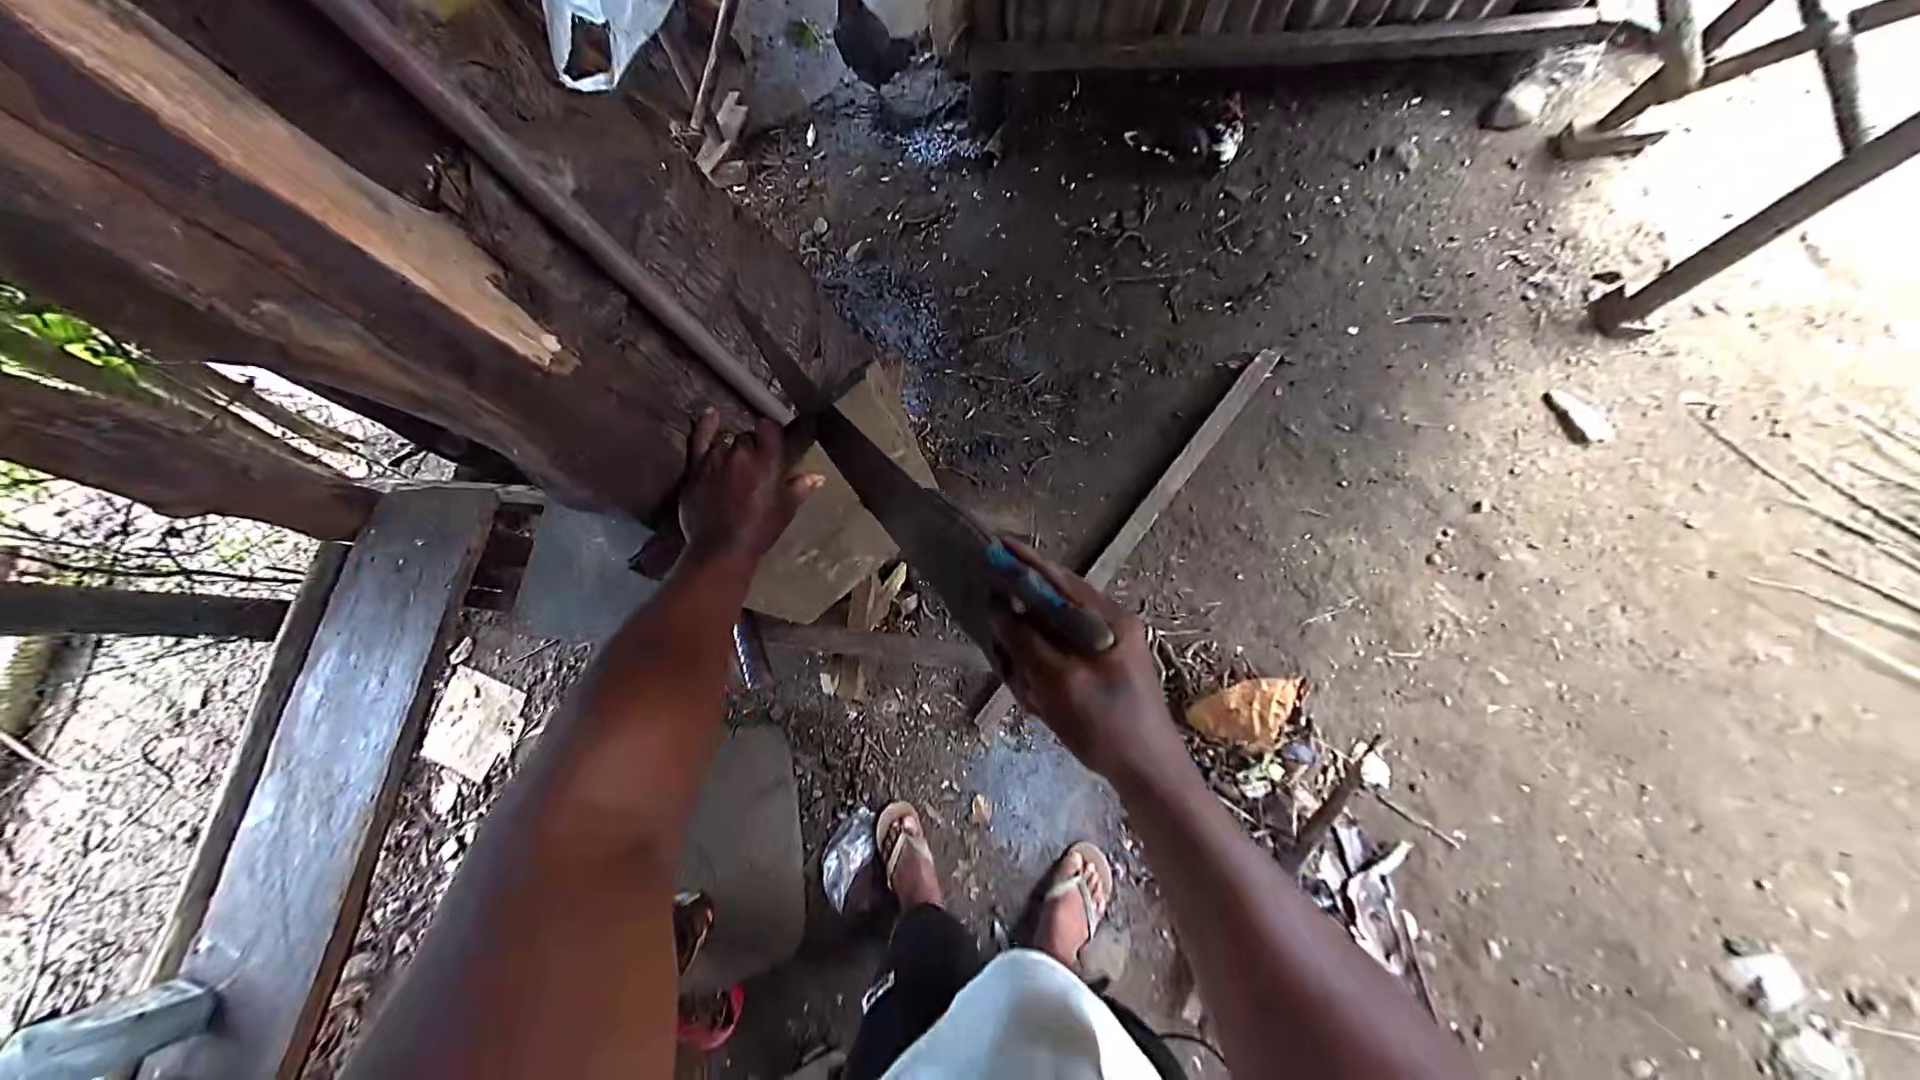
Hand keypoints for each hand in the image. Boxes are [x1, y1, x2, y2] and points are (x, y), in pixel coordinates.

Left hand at [678, 409, 822, 562]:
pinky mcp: (695, 467)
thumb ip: (800, 487)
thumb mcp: (786, 510)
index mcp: (768, 461)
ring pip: (726, 442)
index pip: (770, 429)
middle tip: (755, 471)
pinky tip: (711, 414)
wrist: (722, 548)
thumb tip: (817, 476)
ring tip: (735, 469)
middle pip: (747, 438)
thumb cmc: (760, 530)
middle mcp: (742, 453)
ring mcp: (716, 458)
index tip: (774, 438)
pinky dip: (705, 425)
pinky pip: (699, 438)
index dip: (772, 432)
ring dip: (732, 450)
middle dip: (752, 449)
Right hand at [989, 541, 1183, 785]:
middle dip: (1024, 609)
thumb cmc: (1107, 726)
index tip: (995, 544)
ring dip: (1032, 646)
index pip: (1060, 580)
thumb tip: (998, 607)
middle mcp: (1110, 626)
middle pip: (1057, 603)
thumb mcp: (1060, 683)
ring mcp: (1108, 649)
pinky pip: (1063, 657)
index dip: (1026, 563)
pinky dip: (1044, 668)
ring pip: (1056, 633)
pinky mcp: (1102, 671)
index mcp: (1108, 620)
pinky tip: (1035, 692)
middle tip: (992, 605)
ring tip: (1016, 666)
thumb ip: (1027, 642)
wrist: (1148, 773)